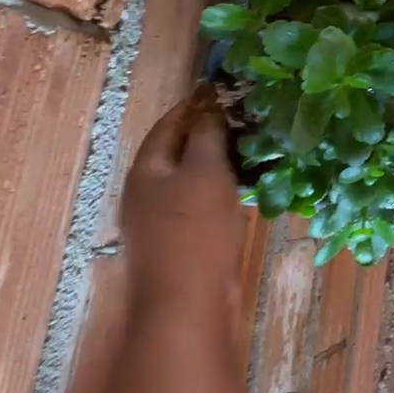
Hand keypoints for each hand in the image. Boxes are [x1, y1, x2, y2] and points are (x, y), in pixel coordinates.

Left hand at [120, 86, 245, 318]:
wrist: (185, 303)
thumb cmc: (195, 231)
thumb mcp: (207, 173)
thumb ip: (208, 136)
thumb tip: (210, 108)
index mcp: (146, 170)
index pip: (167, 123)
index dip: (193, 104)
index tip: (222, 89)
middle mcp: (144, 192)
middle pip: (175, 150)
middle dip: (206, 131)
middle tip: (242, 116)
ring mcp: (158, 219)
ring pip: (188, 177)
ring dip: (215, 160)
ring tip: (249, 147)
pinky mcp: (177, 240)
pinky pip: (197, 201)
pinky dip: (218, 187)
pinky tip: (243, 188)